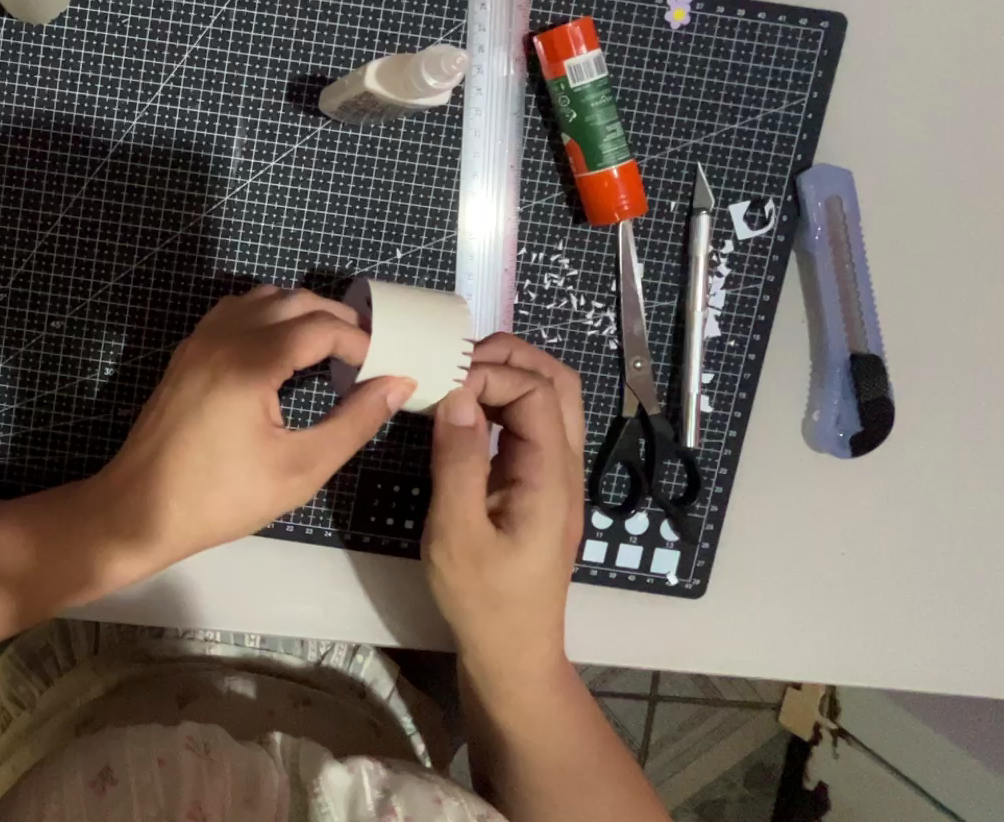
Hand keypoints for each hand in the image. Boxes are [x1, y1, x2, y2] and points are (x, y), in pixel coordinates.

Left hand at [92, 285, 414, 562]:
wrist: (139, 508)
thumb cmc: (221, 497)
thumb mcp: (300, 469)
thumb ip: (354, 422)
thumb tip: (397, 384)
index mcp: (250, 361)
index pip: (320, 327)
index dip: (360, 343)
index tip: (383, 369)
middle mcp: (222, 337)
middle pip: (291, 300)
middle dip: (334, 319)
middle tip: (365, 352)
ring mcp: (198, 341)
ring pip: (259, 299)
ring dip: (297, 312)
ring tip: (327, 348)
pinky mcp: (185, 354)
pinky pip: (232, 313)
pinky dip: (264, 317)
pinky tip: (279, 350)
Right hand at [423, 333, 586, 681]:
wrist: (511, 648)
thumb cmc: (481, 596)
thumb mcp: (456, 532)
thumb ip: (457, 461)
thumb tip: (454, 394)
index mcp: (550, 476)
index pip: (535, 392)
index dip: (488, 373)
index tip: (439, 382)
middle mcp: (564, 466)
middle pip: (557, 382)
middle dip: (508, 356)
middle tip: (452, 360)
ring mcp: (555, 472)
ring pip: (550, 397)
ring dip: (507, 372)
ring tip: (455, 374)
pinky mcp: (537, 481)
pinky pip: (530, 420)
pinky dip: (500, 397)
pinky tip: (462, 406)